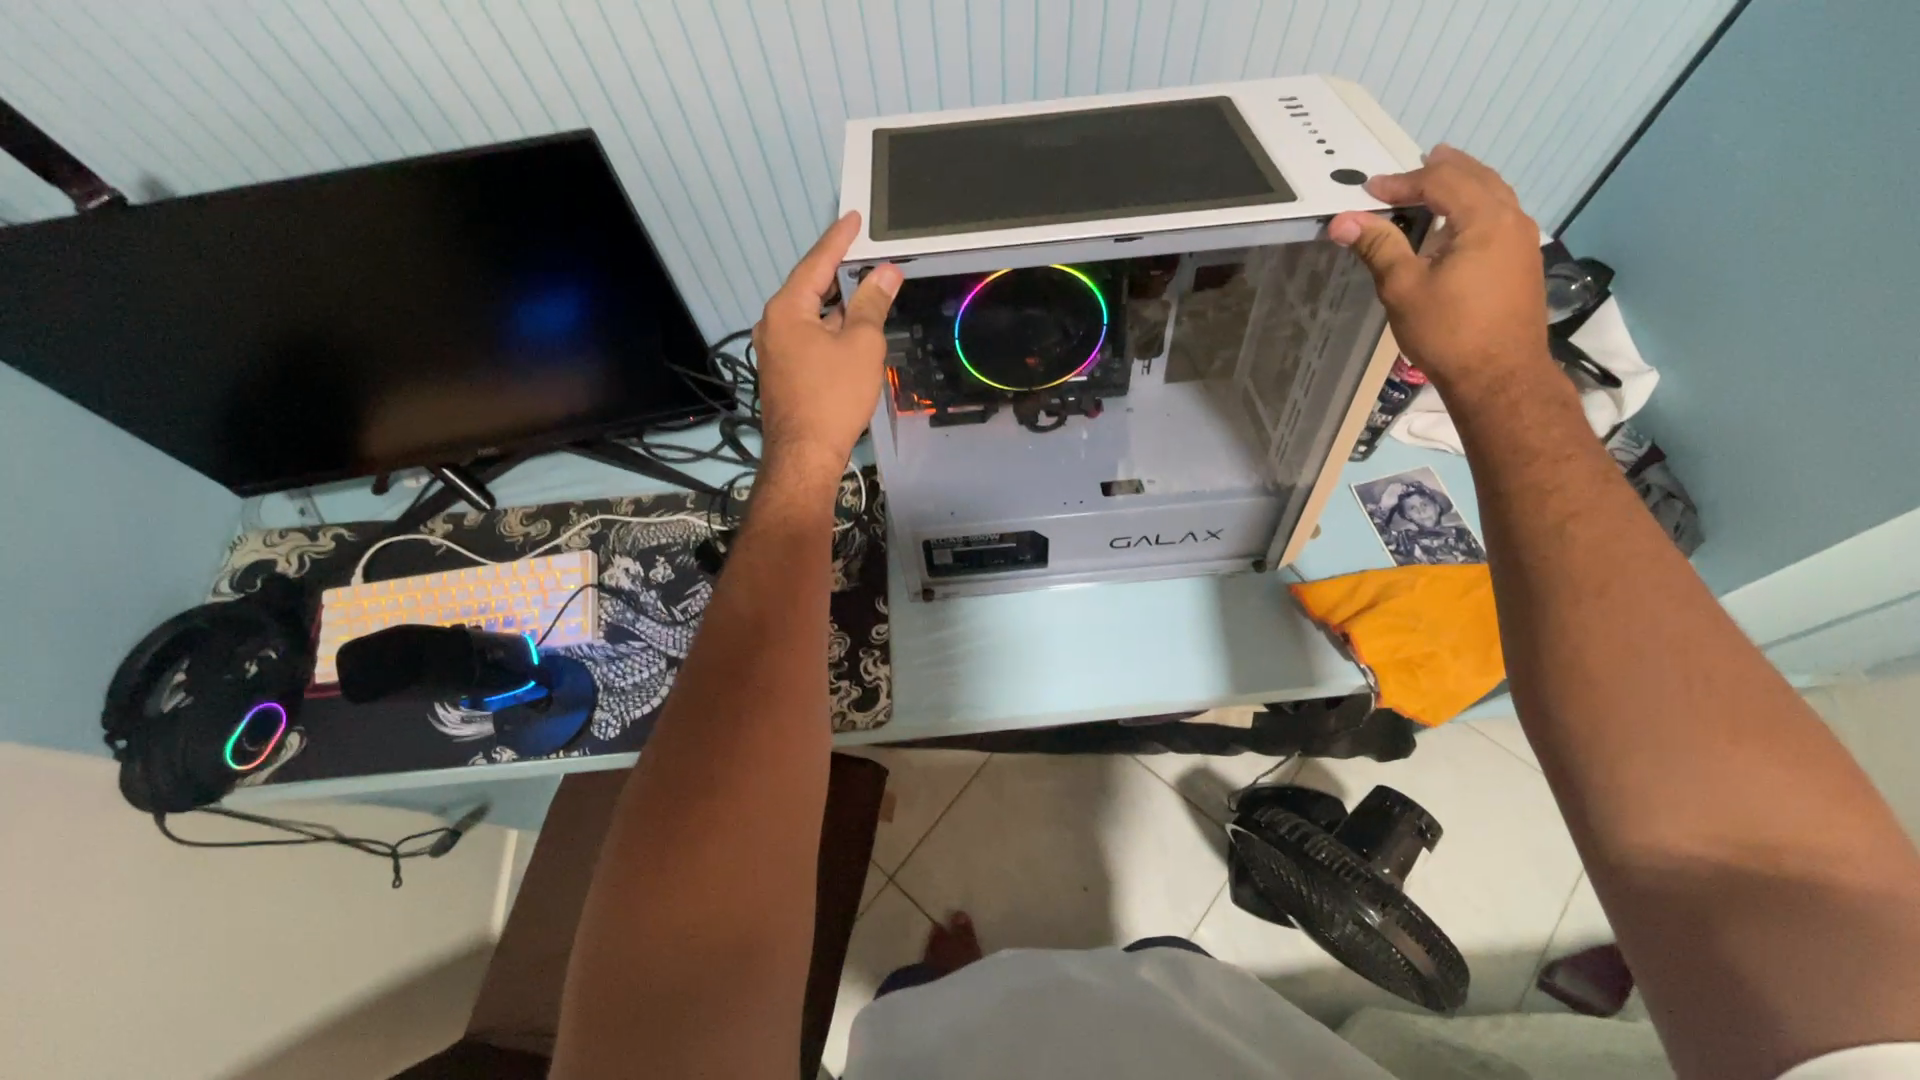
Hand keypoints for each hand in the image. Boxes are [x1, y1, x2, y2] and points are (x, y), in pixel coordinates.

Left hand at [753, 211, 901, 473]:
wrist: (804, 454)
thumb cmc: (833, 396)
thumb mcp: (861, 345)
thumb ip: (872, 304)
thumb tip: (885, 273)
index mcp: (787, 308)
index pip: (816, 262)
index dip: (838, 240)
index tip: (854, 219)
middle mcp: (773, 324)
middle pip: (811, 288)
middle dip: (840, 274)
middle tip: (867, 257)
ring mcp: (774, 350)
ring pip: (811, 316)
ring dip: (839, 306)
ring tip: (868, 293)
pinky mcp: (782, 373)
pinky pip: (808, 338)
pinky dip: (831, 329)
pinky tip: (852, 332)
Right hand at [1328, 145, 1549, 394]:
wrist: (1500, 376)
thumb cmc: (1449, 332)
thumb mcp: (1403, 288)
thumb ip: (1378, 247)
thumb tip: (1343, 220)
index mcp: (1485, 219)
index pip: (1441, 182)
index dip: (1402, 182)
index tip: (1370, 190)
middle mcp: (1511, 219)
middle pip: (1476, 178)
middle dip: (1442, 170)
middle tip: (1419, 162)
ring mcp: (1523, 242)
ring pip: (1494, 195)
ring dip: (1464, 184)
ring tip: (1442, 181)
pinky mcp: (1522, 263)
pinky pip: (1499, 216)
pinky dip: (1476, 206)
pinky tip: (1459, 224)